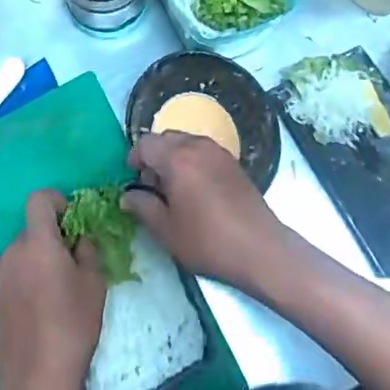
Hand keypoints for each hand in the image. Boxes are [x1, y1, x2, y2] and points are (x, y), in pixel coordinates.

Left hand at [0, 191, 106, 389]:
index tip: (68, 222)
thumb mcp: (95, 285)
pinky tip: (28, 319)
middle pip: (28, 234)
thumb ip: (88, 250)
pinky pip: (3, 285)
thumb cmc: (72, 327)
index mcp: (37, 242)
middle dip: (45, 243)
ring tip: (46, 300)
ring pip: (15, 260)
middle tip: (63, 271)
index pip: (38, 199)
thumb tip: (78, 238)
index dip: (54, 202)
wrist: (38, 378)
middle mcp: (10, 252)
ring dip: (29, 268)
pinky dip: (15, 292)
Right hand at [121, 132, 301, 294]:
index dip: (134, 159)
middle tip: (154, 186)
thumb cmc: (209, 241)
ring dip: (173, 157)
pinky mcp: (233, 162)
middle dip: (154, 157)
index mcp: (175, 158)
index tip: (134, 181)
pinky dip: (192, 161)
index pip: (144, 144)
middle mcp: (196, 146)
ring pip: (185, 142)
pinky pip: (203, 151)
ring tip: (176, 188)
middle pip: (164, 138)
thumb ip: (142, 207)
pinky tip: (198, 190)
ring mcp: (217, 152)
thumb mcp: (167, 231)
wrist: (262, 251)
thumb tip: (127, 196)